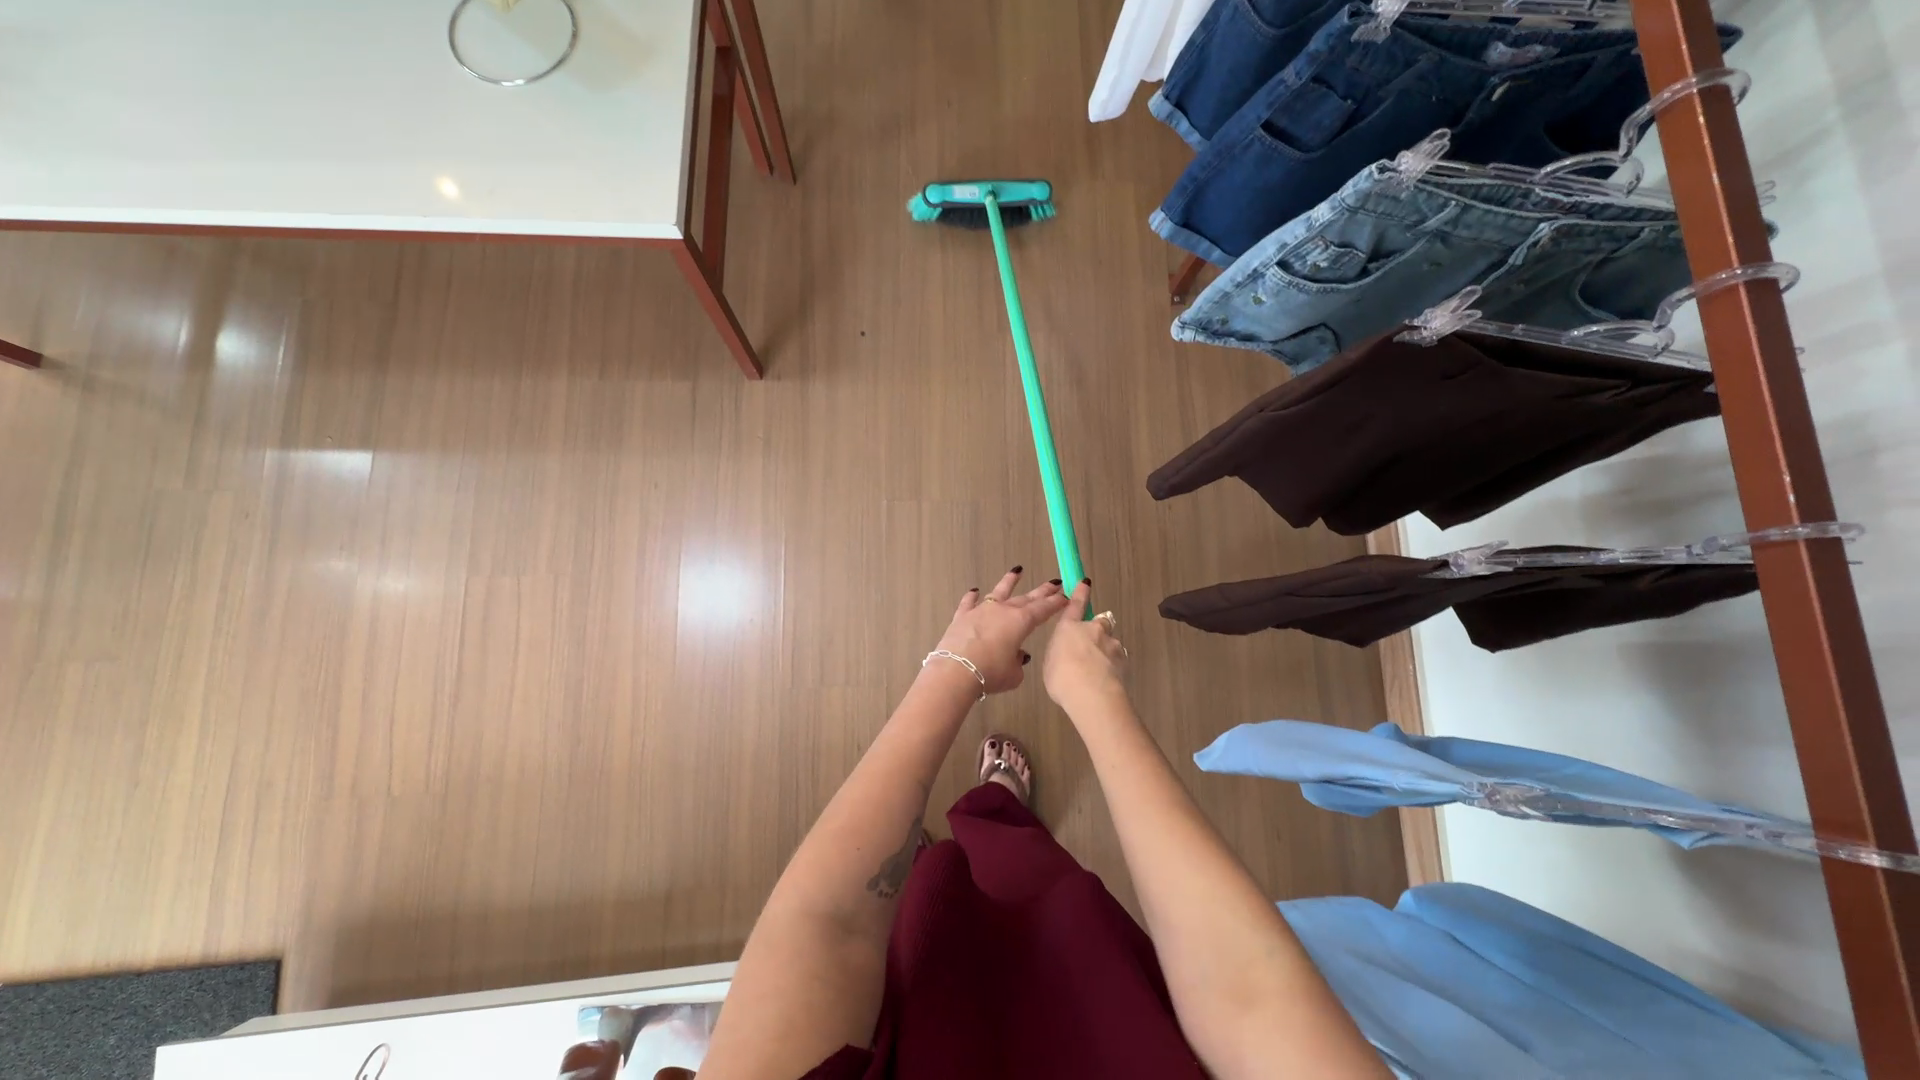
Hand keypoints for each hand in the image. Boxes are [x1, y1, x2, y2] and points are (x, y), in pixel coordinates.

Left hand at [932, 568, 1069, 694]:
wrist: (956, 671)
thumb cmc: (991, 673)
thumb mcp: (1013, 674)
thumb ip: (1017, 662)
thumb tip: (1017, 655)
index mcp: (1021, 622)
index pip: (1043, 609)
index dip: (1056, 603)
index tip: (1065, 596)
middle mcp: (1003, 610)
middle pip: (1026, 598)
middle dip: (1041, 591)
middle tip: (1054, 583)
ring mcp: (981, 611)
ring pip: (998, 591)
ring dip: (1009, 581)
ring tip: (1017, 570)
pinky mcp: (962, 616)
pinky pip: (968, 603)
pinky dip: (972, 597)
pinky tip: (974, 591)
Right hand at [1043, 581, 1127, 713]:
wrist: (1092, 694)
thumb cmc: (1062, 677)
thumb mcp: (1050, 664)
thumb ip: (1060, 654)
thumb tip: (1066, 655)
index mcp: (1070, 628)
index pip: (1076, 605)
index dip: (1080, 593)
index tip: (1086, 582)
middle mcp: (1093, 630)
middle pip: (1099, 622)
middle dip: (1097, 631)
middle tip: (1089, 649)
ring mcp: (1111, 643)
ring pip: (1110, 642)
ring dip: (1105, 651)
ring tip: (1097, 673)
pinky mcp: (1124, 659)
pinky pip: (1117, 659)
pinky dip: (1113, 667)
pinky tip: (1106, 682)